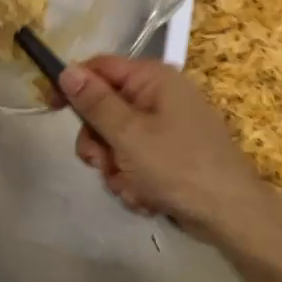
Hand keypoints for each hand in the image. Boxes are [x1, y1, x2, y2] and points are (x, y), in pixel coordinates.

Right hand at [59, 56, 270, 238]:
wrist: (231, 215)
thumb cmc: (178, 166)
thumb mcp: (128, 134)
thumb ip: (94, 102)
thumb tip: (66, 70)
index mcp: (153, 79)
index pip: (99, 67)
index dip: (73, 85)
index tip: (51, 108)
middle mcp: (159, 96)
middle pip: (104, 109)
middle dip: (99, 143)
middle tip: (103, 164)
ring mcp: (166, 127)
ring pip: (115, 141)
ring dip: (115, 168)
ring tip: (133, 188)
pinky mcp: (169, 155)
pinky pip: (134, 160)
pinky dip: (133, 180)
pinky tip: (146, 198)